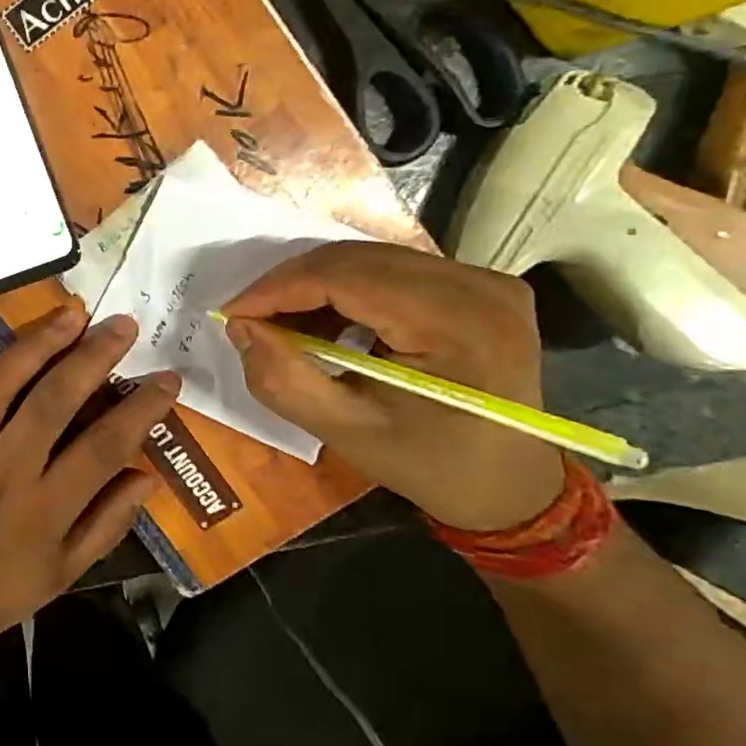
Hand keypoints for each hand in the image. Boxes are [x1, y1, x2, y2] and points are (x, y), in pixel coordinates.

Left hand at [0, 306, 181, 648]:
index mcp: (46, 507)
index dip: (141, 409)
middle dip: (93, 358)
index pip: (104, 447)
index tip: (167, 378)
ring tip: (69, 314)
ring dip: (35, 343)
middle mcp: (6, 468)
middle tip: (122, 325)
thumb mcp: (64, 573)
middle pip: (52, 401)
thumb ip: (107, 523)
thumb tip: (147, 474)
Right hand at [221, 241, 563, 531]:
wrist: (512, 488)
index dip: (279, 289)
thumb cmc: (431, 467)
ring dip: (312, 285)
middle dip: (290, 284)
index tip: (233, 313)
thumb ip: (283, 379)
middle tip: (250, 318)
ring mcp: (483, 280)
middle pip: (355, 259)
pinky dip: (342, 288)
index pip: (347, 278)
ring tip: (280, 322)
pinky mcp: (475, 283)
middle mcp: (480, 287)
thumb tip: (240, 326)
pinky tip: (321, 321)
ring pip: (366, 258)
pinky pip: (387, 268)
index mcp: (460, 327)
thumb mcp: (345, 432)